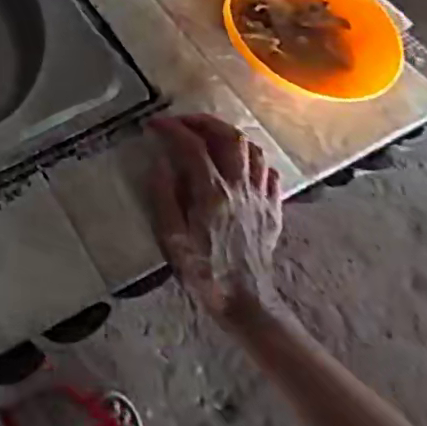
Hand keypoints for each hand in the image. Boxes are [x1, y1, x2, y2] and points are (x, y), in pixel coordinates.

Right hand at [148, 113, 283, 321]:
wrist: (246, 304)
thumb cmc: (202, 270)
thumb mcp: (171, 236)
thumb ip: (163, 195)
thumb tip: (160, 162)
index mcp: (211, 193)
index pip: (191, 145)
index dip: (170, 128)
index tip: (154, 124)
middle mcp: (239, 188)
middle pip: (228, 137)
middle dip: (203, 121)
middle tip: (182, 122)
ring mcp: (260, 198)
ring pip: (252, 149)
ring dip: (228, 135)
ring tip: (208, 136)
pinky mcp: (272, 210)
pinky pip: (269, 172)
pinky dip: (251, 160)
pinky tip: (237, 164)